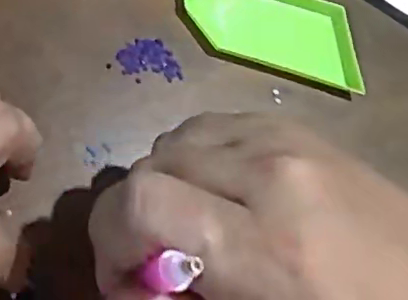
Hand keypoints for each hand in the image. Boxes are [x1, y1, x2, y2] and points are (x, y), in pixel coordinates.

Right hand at [90, 113, 407, 299]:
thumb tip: (142, 290)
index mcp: (274, 246)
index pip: (146, 204)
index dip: (109, 242)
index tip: (118, 285)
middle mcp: (269, 172)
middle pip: (152, 164)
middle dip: (130, 218)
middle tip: (147, 271)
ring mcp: (284, 138)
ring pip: (175, 137)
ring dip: (162, 185)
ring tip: (183, 233)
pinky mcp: (298, 127)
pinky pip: (212, 124)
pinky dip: (193, 159)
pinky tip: (217, 198)